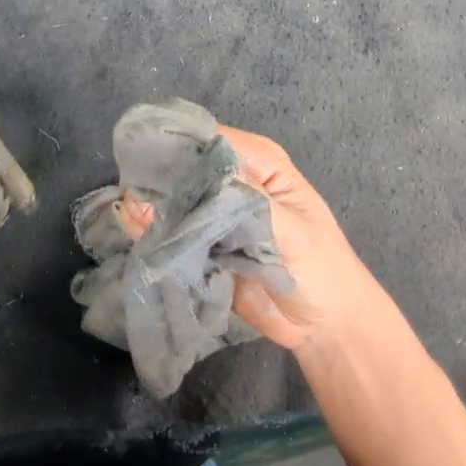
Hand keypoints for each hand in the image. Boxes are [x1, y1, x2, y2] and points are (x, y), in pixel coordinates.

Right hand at [119, 126, 381, 351]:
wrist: (324, 327)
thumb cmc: (324, 272)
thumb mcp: (292, 231)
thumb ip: (245, 201)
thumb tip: (193, 174)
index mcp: (257, 162)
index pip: (206, 139)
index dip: (175, 146)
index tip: (146, 165)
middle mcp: (228, 177)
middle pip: (179, 164)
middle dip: (156, 181)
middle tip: (142, 204)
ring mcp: (210, 209)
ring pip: (166, 196)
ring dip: (151, 209)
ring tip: (148, 226)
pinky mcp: (198, 239)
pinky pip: (165, 226)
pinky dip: (151, 231)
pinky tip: (148, 239)